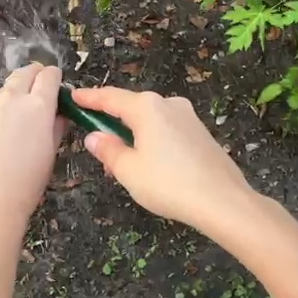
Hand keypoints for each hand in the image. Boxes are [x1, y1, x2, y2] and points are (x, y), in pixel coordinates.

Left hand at [0, 63, 63, 233]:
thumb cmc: (25, 184)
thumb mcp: (49, 156)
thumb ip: (55, 129)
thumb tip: (58, 115)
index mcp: (38, 106)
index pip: (49, 75)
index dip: (54, 79)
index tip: (56, 88)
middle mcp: (11, 99)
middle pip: (24, 73)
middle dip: (33, 77)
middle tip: (38, 94)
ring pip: (3, 92)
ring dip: (12, 98)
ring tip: (14, 125)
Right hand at [70, 86, 258, 235]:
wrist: (223, 201)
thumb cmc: (169, 184)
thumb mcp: (129, 171)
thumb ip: (108, 150)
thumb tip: (94, 137)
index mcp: (147, 107)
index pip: (110, 98)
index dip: (90, 98)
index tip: (74, 96)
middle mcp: (169, 104)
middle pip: (132, 108)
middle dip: (113, 124)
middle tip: (98, 147)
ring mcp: (189, 117)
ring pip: (151, 122)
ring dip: (134, 137)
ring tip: (123, 166)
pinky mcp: (201, 133)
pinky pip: (168, 131)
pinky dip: (153, 142)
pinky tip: (151, 167)